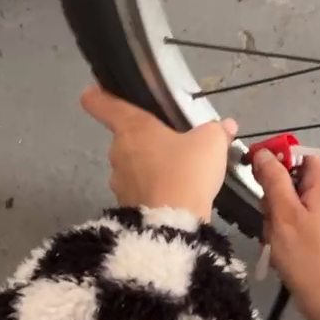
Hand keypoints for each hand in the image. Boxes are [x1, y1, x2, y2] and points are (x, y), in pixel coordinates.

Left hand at [81, 87, 236, 219]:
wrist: (172, 225)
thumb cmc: (186, 172)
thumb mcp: (211, 144)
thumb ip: (216, 131)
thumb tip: (224, 126)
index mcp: (132, 128)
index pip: (103, 105)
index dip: (99, 97)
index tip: (95, 94)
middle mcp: (118, 152)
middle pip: (126, 140)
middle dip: (146, 142)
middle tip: (172, 147)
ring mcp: (119, 182)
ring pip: (132, 168)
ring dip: (150, 170)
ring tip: (178, 177)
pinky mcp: (125, 207)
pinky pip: (140, 192)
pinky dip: (153, 192)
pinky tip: (175, 198)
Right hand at [253, 149, 319, 319]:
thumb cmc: (305, 254)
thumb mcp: (283, 213)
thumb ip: (273, 179)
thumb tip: (264, 153)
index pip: (304, 156)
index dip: (280, 158)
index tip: (257, 169)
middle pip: (295, 181)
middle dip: (275, 195)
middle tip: (267, 214)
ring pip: (292, 205)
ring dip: (275, 217)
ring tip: (272, 237)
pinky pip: (297, 223)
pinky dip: (283, 231)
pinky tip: (277, 248)